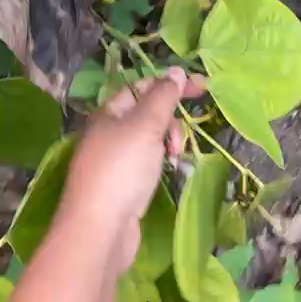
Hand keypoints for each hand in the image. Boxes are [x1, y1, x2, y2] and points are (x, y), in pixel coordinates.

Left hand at [58, 68, 203, 276]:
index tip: (200, 88)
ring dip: (167, 143)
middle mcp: (108, 133)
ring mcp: (113, 161)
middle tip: (179, 140)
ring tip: (175, 158)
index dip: (170, 84)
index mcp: (108, 112)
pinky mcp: (121, 186)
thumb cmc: (121, 169)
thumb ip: (163, 97)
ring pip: (149, 139)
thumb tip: (177, 70)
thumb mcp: (146, 125)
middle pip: (147, 113)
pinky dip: (160, 163)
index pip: (143, 87)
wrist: (99, 231)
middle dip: (170, 120)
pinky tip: (169, 172)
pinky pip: (146, 162)